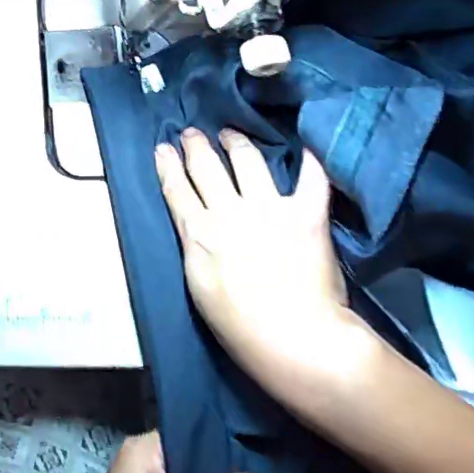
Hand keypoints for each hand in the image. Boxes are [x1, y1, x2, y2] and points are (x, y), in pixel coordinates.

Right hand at [154, 128, 377, 383]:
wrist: (294, 339)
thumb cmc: (238, 326)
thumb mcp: (197, 284)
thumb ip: (195, 247)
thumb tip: (195, 226)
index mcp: (198, 233)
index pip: (176, 189)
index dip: (167, 164)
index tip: (163, 147)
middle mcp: (229, 212)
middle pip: (206, 167)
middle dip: (195, 145)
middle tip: (192, 134)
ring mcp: (269, 209)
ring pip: (247, 160)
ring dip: (236, 142)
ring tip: (231, 135)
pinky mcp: (306, 214)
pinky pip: (310, 178)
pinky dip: (309, 161)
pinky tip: (304, 147)